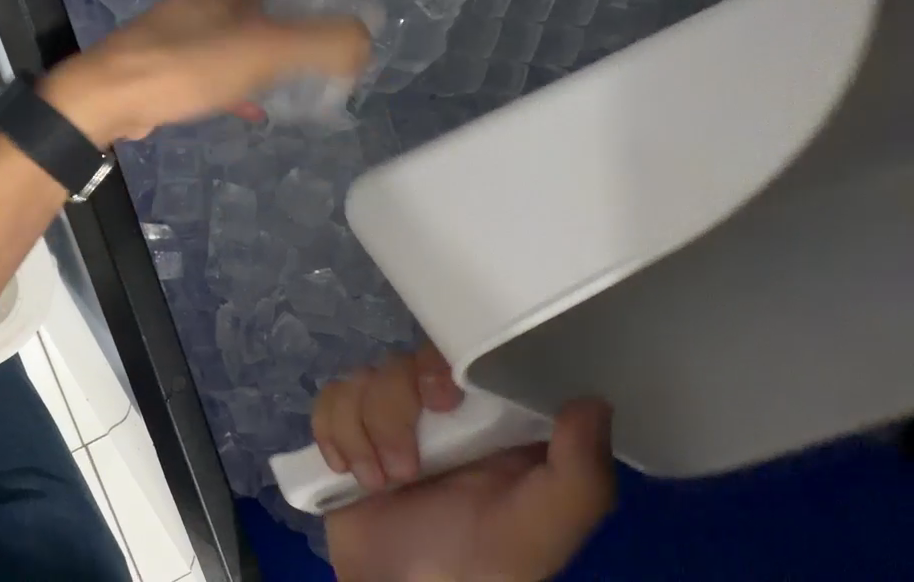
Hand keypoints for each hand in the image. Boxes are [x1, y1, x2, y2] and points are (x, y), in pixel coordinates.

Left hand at [41, 0, 372, 145]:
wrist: (110, 96)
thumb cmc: (187, 61)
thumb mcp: (268, 49)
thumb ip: (326, 42)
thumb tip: (361, 41)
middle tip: (328, 1)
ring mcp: (189, 25)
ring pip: (241, 14)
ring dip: (276, 27)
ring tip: (306, 57)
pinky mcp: (176, 60)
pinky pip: (223, 61)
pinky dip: (248, 77)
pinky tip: (260, 107)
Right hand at [317, 346, 615, 581]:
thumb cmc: (480, 566)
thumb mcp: (542, 532)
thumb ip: (578, 477)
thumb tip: (593, 401)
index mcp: (490, 425)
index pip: (462, 359)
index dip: (443, 366)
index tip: (441, 399)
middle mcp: (439, 414)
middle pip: (400, 365)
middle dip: (391, 413)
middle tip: (404, 467)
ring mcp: (388, 420)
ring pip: (359, 380)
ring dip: (359, 434)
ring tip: (376, 484)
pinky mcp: (347, 431)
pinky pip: (327, 400)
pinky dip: (331, 434)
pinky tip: (345, 472)